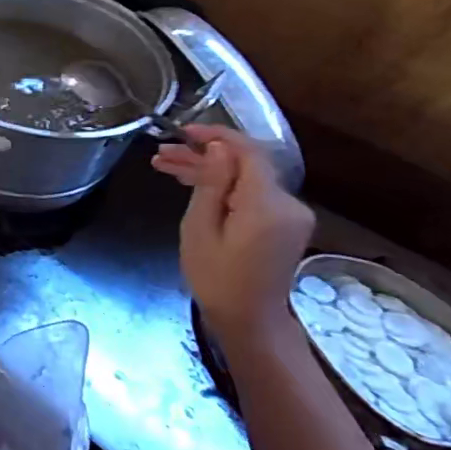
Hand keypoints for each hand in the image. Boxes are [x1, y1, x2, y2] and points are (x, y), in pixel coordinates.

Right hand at [152, 125, 313, 340]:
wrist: (249, 318)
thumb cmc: (215, 278)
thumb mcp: (200, 230)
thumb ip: (211, 185)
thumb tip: (217, 149)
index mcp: (266, 205)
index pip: (247, 153)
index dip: (216, 136)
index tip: (182, 131)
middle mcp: (287, 204)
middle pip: (245, 165)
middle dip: (203, 156)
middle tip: (160, 155)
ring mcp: (290, 214)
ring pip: (246, 179)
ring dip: (210, 172)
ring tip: (166, 167)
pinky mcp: (285, 224)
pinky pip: (252, 195)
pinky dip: (224, 188)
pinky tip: (194, 185)